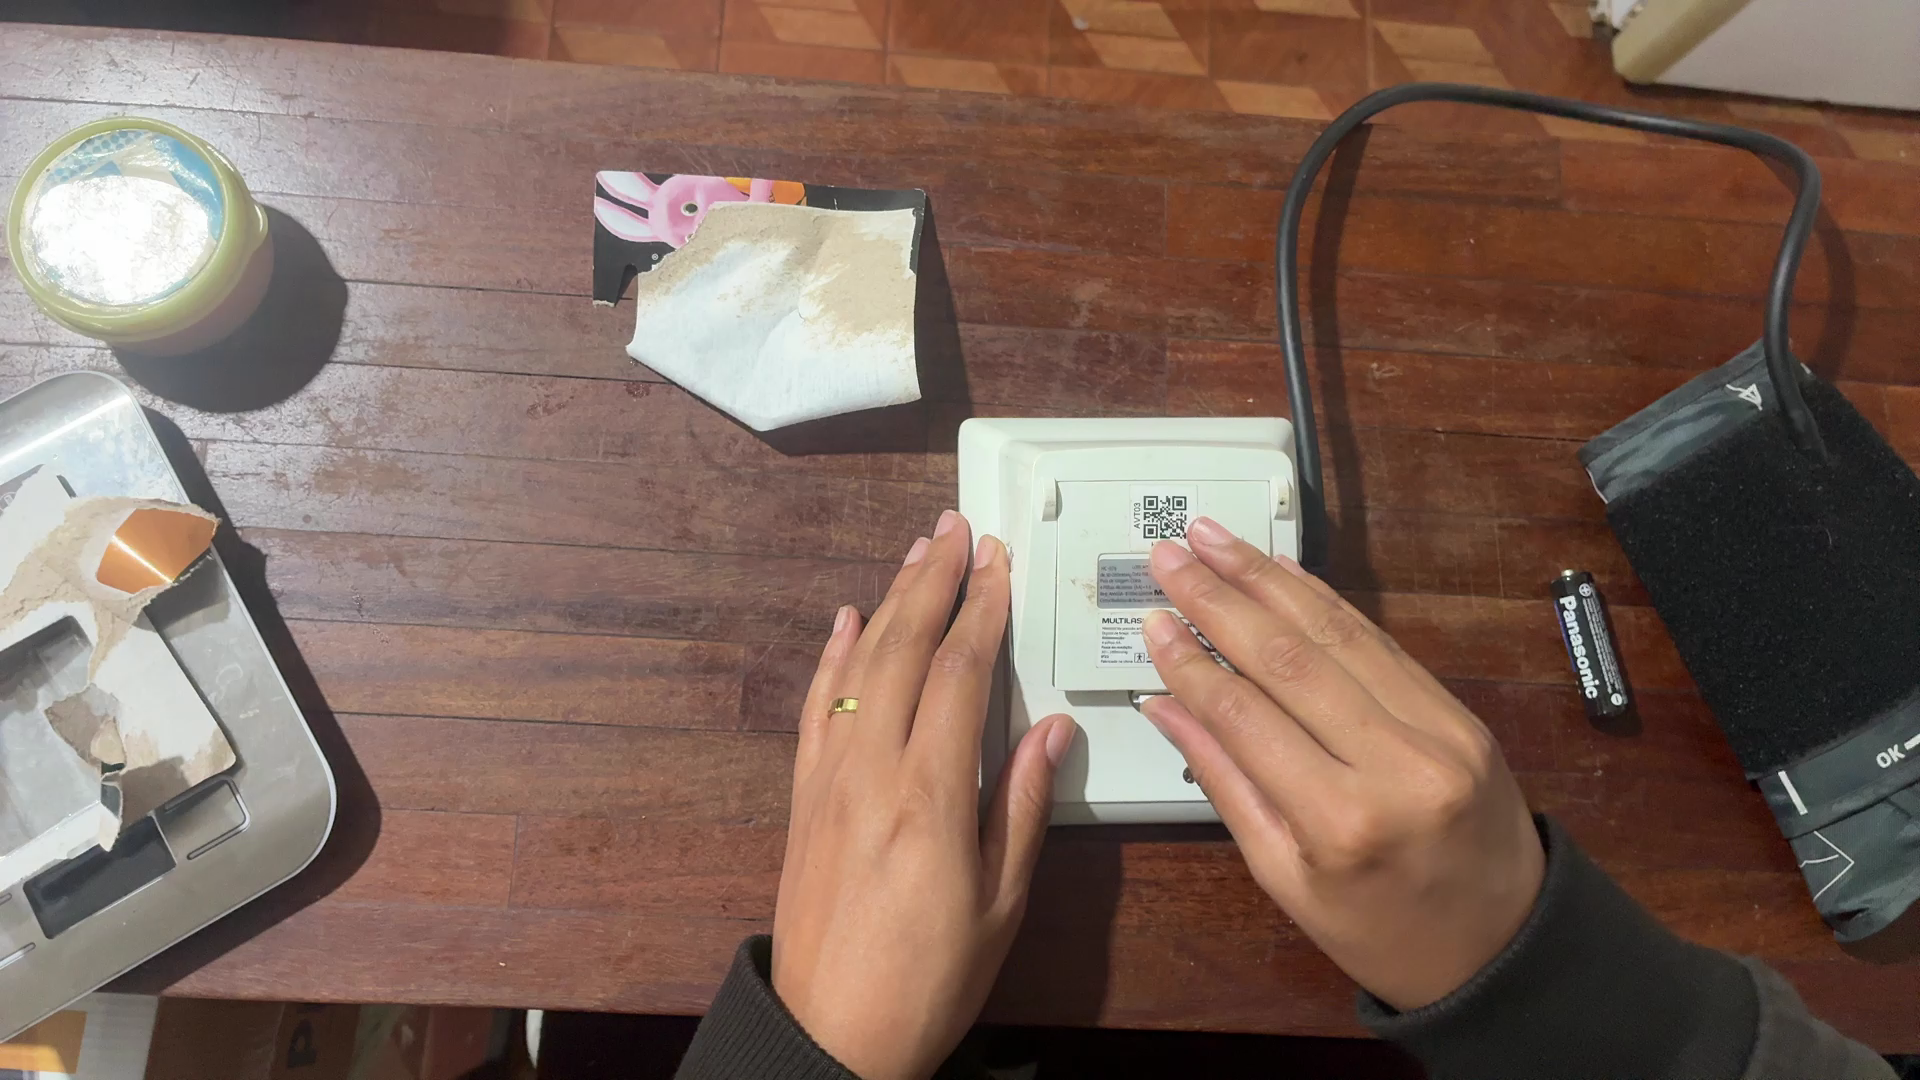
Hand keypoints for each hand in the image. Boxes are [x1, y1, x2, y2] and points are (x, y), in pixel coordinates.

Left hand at [774, 510, 1078, 1079]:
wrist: (829, 1033)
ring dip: (890, 600)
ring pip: (859, 662)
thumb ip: (1024, 802)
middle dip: (933, 580)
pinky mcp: (802, 788)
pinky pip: (816, 703)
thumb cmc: (930, 974)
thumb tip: (1051, 727)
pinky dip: (832, 653)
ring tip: (915, 553)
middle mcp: (871, 766)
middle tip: (954, 529)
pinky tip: (846, 617)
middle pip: (905, 646)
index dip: (981, 610)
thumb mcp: (1002, 901)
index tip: (996, 564)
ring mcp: (828, 772)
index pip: (960, 673)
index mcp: (929, 793)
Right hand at [1139, 517, 1543, 1010]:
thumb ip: (1222, 778)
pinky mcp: (1456, 709)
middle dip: (1217, 598)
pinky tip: (1277, 569)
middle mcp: (1395, 764)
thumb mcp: (1280, 873)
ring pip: (1333, 633)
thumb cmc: (1377, 928)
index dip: (1190, 663)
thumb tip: (1163, 703)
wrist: (1508, 950)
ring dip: (1263, 578)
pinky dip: (1320, 598)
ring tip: (1212, 539)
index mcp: (1340, 821)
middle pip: (1286, 659)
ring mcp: (1438, 728)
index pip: (1244, 717)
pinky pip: (1376, 639)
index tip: (1152, 620)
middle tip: (1169, 556)